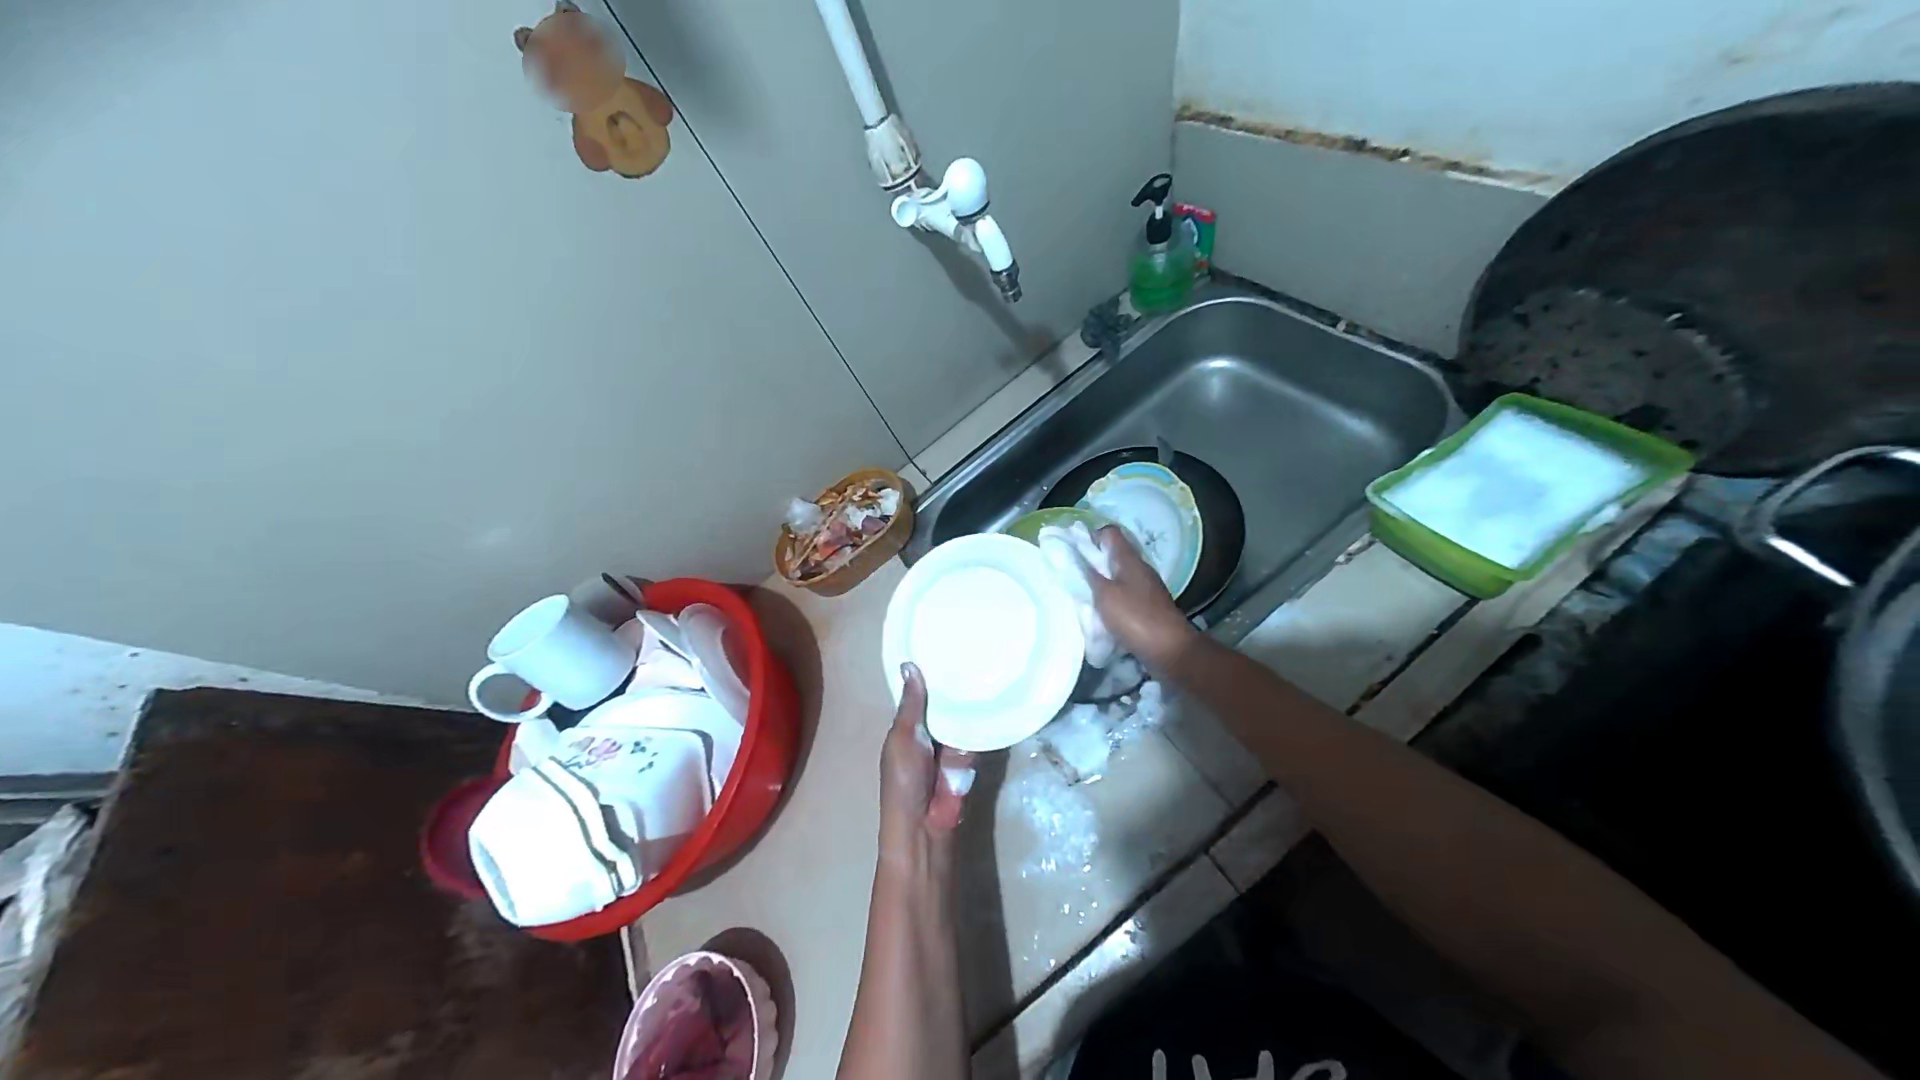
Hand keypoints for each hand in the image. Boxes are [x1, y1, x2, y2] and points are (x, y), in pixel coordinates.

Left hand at [879, 663, 974, 865]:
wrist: (926, 825)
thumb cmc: (904, 780)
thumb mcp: (903, 738)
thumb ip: (911, 705)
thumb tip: (909, 664)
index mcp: (907, 727)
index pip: (920, 693)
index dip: (929, 673)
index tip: (944, 644)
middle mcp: (930, 732)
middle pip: (945, 701)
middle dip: (955, 682)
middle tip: (973, 647)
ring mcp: (952, 744)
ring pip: (963, 714)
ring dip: (972, 698)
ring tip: (988, 659)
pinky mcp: (972, 755)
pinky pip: (978, 731)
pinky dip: (985, 718)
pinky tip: (997, 691)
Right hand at [1087, 524, 1200, 670]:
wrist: (1170, 649)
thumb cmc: (1135, 617)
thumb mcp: (1105, 594)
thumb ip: (1089, 575)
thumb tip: (1075, 556)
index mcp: (1130, 560)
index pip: (1111, 533)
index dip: (1091, 537)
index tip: (1074, 551)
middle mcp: (1140, 570)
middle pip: (1114, 555)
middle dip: (1093, 562)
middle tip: (1072, 574)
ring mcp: (1146, 589)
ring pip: (1119, 576)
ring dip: (1102, 583)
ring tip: (1082, 593)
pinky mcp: (1148, 607)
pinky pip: (1125, 595)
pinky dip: (1111, 600)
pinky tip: (1100, 612)